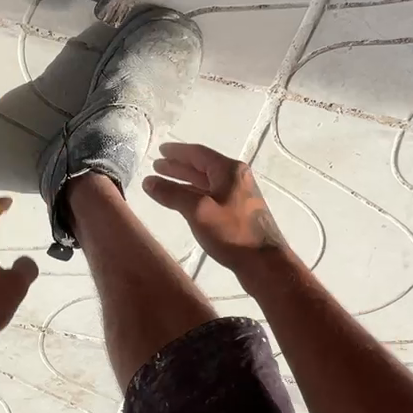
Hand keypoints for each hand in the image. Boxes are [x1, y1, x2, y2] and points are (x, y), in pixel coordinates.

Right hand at [143, 142, 291, 273]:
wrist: (264, 263)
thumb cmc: (232, 233)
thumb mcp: (198, 211)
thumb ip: (172, 194)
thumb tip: (148, 182)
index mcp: (229, 170)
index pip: (198, 153)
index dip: (177, 151)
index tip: (160, 150)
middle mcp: (235, 178)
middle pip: (202, 166)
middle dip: (178, 166)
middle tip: (157, 165)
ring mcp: (238, 196)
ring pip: (205, 182)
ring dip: (184, 180)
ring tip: (164, 180)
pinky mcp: (238, 213)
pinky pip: (210, 195)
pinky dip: (193, 194)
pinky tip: (182, 200)